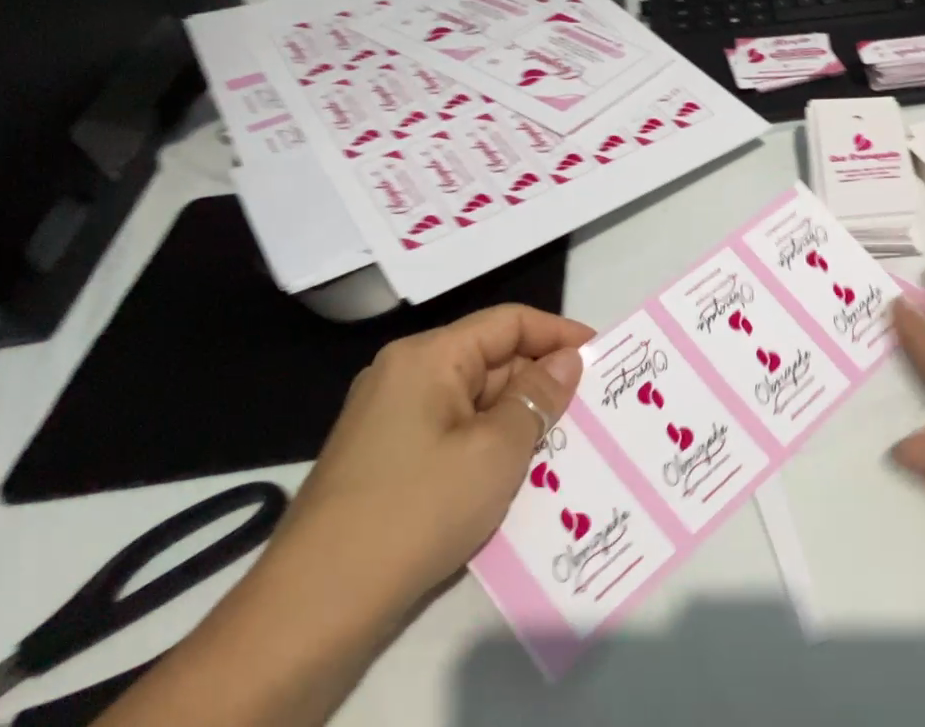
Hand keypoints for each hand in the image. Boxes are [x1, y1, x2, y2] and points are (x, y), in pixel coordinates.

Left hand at [274, 304, 592, 610]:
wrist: (319, 601)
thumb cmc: (418, 509)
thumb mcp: (496, 450)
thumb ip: (537, 398)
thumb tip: (567, 361)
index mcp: (426, 358)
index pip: (508, 322)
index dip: (560, 333)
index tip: (605, 357)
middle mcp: (404, 377)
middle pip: (490, 359)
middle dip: (543, 381)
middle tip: (594, 411)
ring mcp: (391, 421)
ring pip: (475, 401)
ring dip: (520, 419)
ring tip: (569, 445)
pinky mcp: (388, 460)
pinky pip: (454, 435)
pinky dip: (491, 446)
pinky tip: (521, 476)